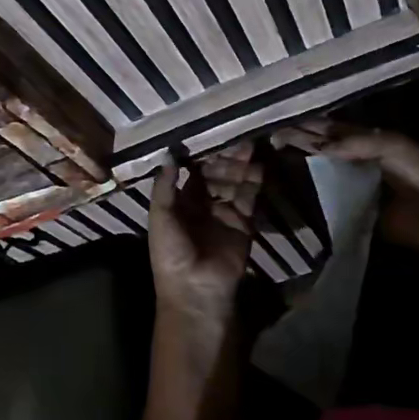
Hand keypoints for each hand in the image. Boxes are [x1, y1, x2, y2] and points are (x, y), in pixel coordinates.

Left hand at [148, 141, 259, 324]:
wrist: (196, 287)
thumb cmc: (170, 250)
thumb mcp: (160, 214)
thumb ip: (166, 183)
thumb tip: (169, 151)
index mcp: (178, 203)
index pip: (189, 173)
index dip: (197, 155)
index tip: (205, 132)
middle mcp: (201, 205)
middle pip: (214, 175)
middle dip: (222, 156)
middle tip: (232, 133)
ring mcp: (223, 213)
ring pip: (232, 183)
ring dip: (239, 164)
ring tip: (247, 141)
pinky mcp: (243, 223)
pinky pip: (248, 198)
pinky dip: (253, 181)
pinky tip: (257, 163)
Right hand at [271, 119, 418, 247]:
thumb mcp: (396, 147)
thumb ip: (358, 141)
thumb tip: (317, 145)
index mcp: (366, 139)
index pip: (328, 127)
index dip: (305, 122)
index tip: (276, 119)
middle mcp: (352, 158)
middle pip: (316, 145)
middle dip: (293, 139)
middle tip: (264, 138)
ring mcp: (346, 183)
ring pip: (314, 168)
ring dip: (292, 162)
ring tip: (264, 156)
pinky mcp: (343, 207)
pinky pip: (318, 195)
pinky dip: (301, 189)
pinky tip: (279, 184)